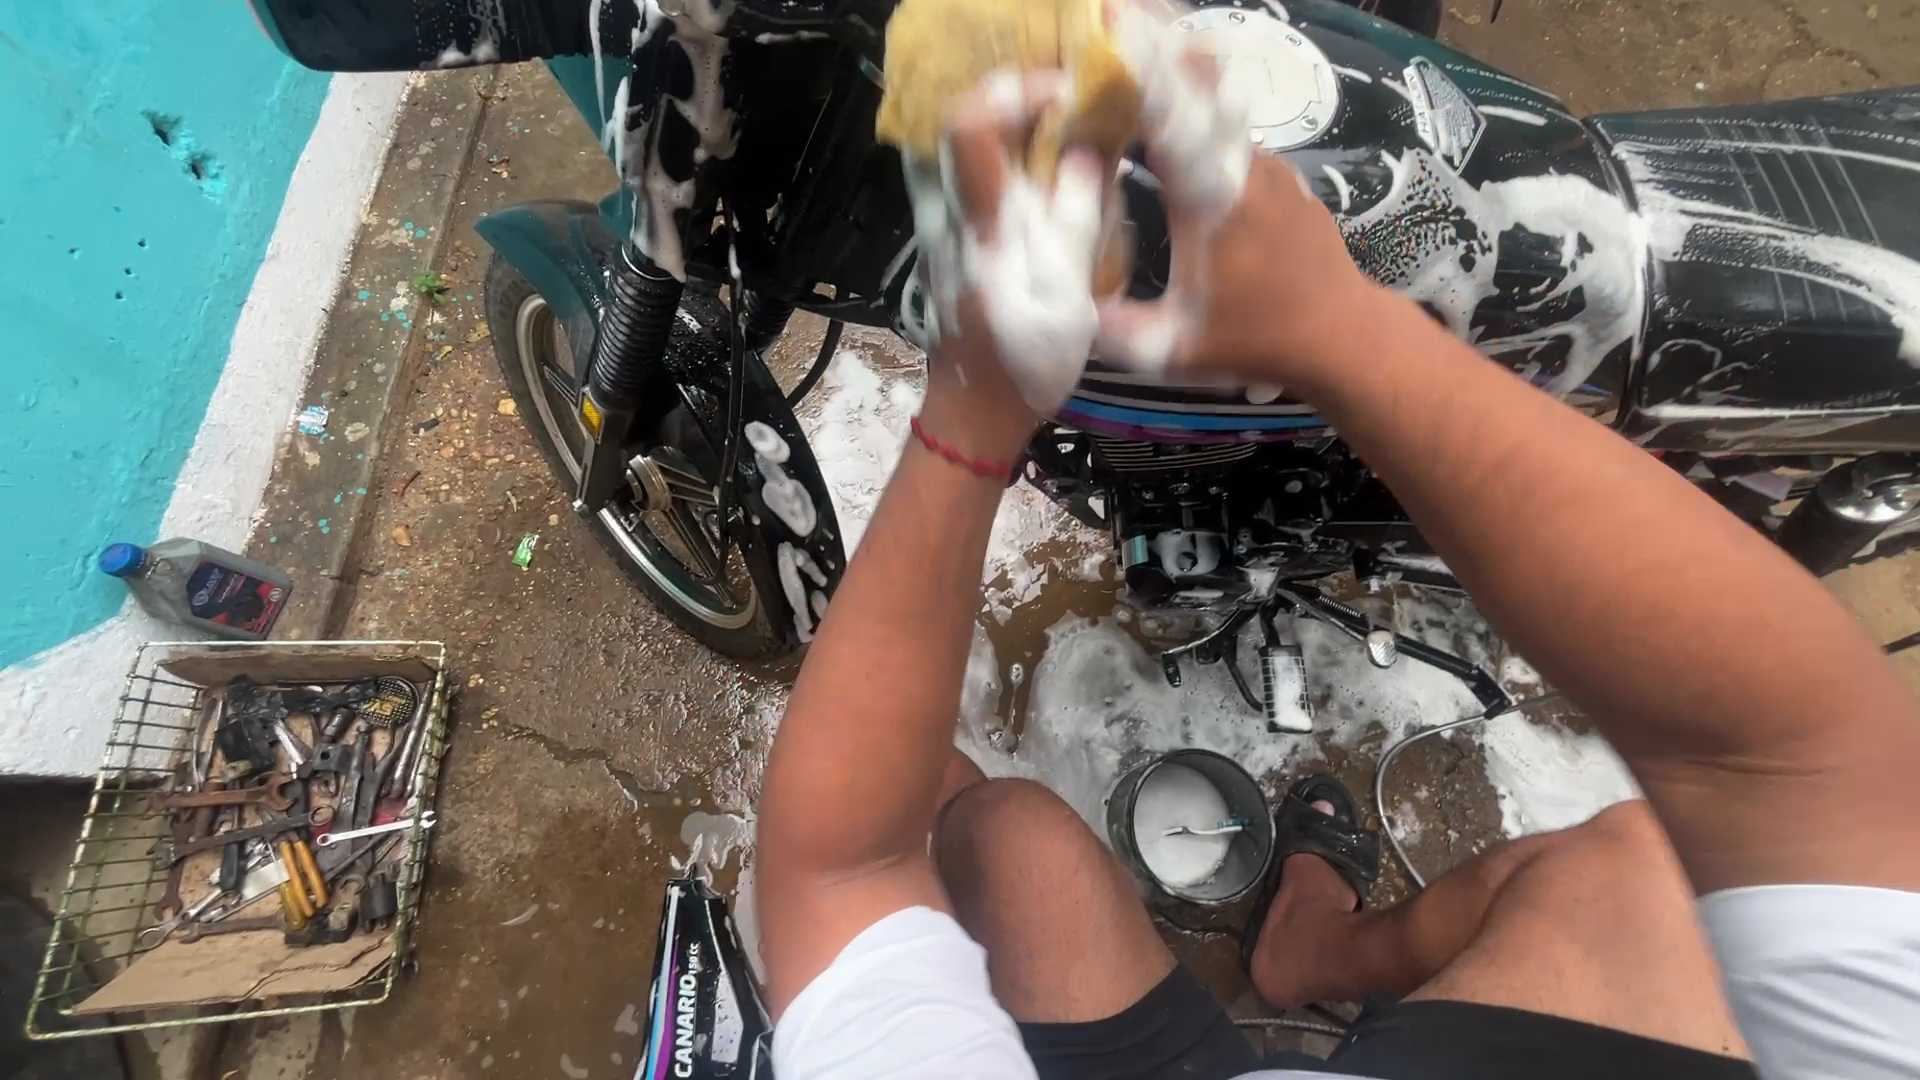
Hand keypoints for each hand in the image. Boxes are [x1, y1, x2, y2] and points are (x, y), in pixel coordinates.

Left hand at [908, 72, 1117, 464]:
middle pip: (945, 131)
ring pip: (946, 158)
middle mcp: (942, 223)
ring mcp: (933, 239)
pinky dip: (989, 172)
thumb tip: (1085, 154)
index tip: (1064, 97)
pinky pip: (954, 191)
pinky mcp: (938, 255)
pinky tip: (1029, 196)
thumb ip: (1074, 218)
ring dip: (994, 138)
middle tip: (1049, 115)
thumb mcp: (1066, 296)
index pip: (970, 125)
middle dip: (998, 105)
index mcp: (978, 229)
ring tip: (1044, 149)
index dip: (1016, 91)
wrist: (974, 415)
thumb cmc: (1025, 363)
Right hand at [1095, 29, 1381, 389]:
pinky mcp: (1275, 174)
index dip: (1142, 64)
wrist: (1340, 335)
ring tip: (1130, 45)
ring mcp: (1264, 165)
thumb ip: (1114, 329)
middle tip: (1112, 12)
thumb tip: (1068, 302)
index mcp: (1211, 200)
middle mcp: (1241, 166)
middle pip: (1203, 78)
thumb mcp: (1172, 351)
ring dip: (1176, 67)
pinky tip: (1170, 112)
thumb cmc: (1256, 340)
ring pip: (1218, 95)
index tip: (1109, 20)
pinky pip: (1228, 124)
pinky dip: (1195, 104)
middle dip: (1158, 38)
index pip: (1174, 114)